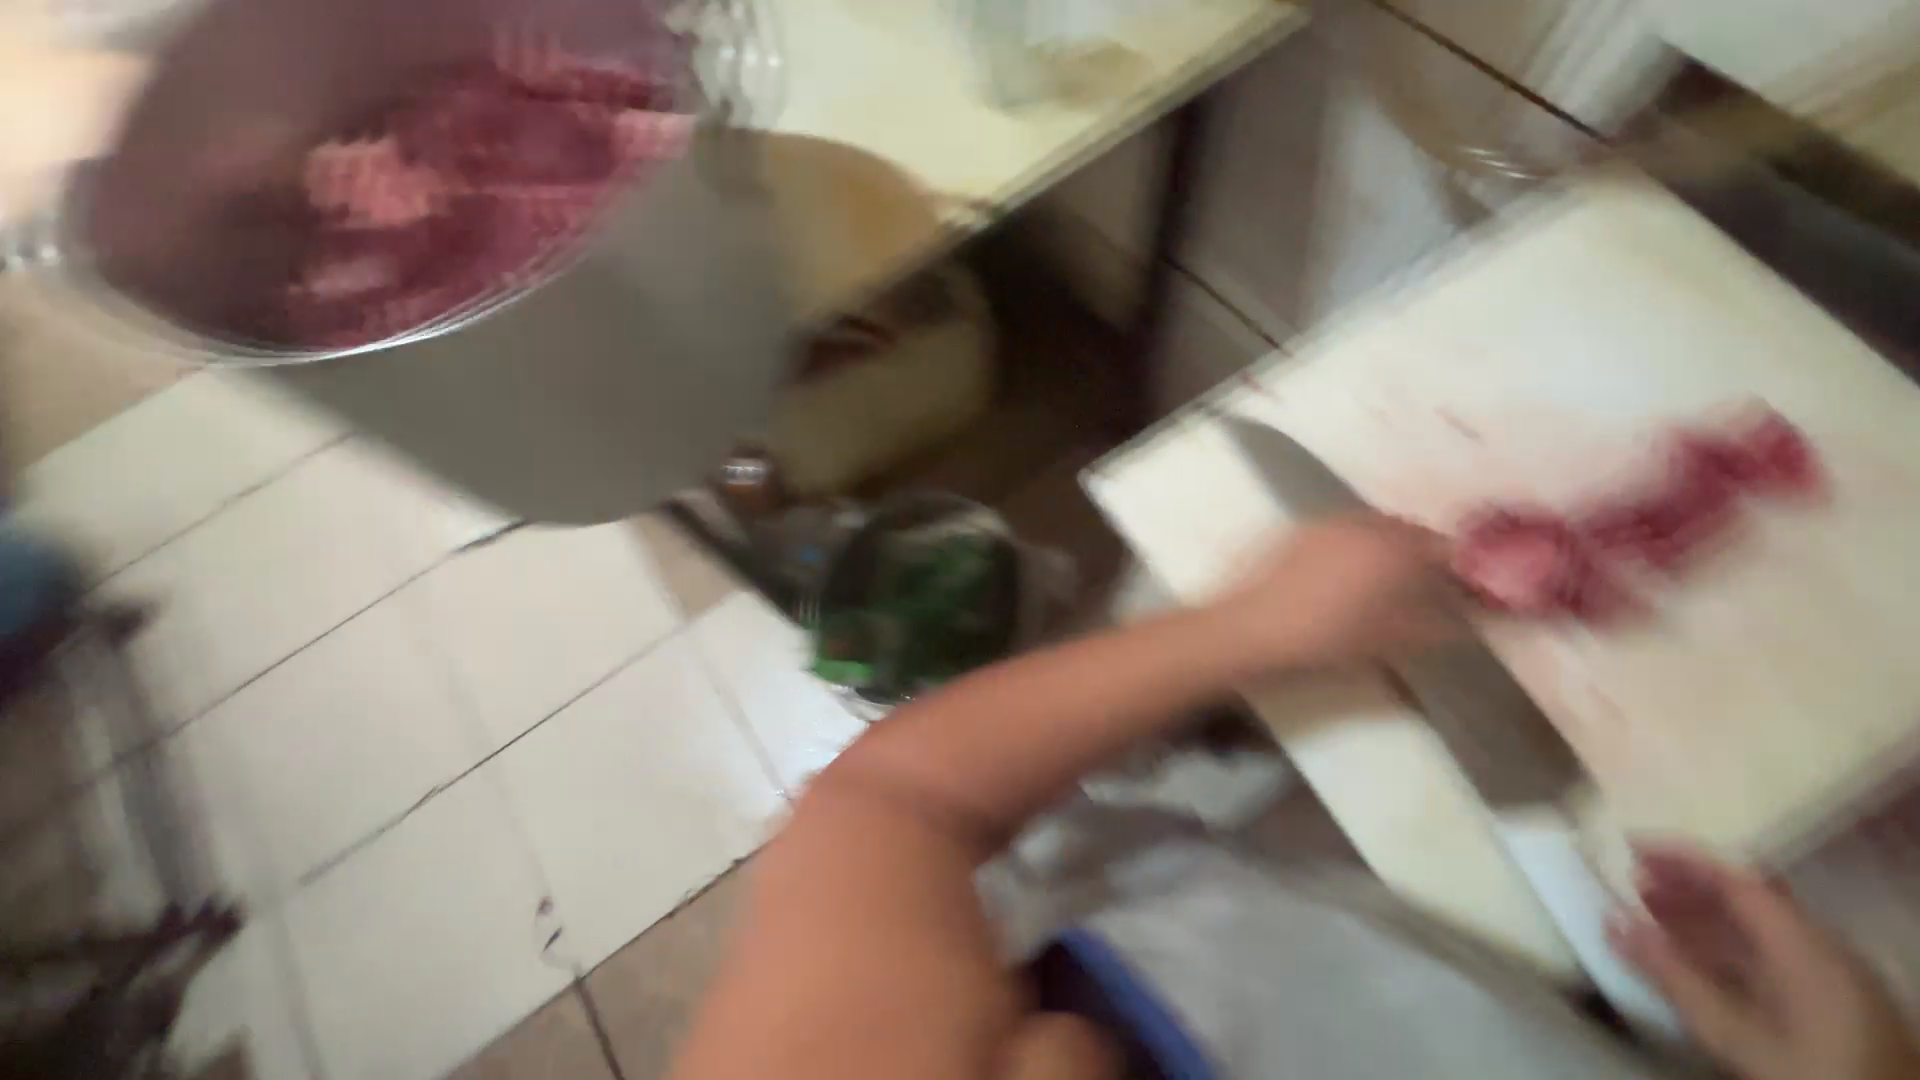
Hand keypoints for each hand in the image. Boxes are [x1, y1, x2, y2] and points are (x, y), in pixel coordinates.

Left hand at [1211, 513, 1463, 669]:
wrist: (1250, 629)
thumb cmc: (1325, 638)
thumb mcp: (1391, 640)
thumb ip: (1437, 626)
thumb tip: (1466, 621)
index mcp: (1395, 547)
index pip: (1446, 548)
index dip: (1460, 569)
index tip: (1465, 590)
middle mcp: (1364, 524)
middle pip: (1409, 532)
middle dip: (1423, 555)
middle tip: (1426, 586)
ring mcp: (1325, 522)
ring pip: (1373, 527)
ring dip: (1387, 547)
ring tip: (1384, 582)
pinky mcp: (1295, 531)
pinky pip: (1340, 531)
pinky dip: (1353, 546)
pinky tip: (1343, 576)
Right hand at [1610, 845, 1919, 1079]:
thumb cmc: (1806, 1072)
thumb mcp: (1729, 1029)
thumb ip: (1669, 972)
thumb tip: (1611, 917)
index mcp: (1807, 948)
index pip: (1737, 881)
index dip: (1680, 857)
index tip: (1628, 845)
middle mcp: (1827, 954)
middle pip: (1749, 901)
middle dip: (1685, 886)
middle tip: (1631, 880)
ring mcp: (1837, 983)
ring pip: (1758, 931)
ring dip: (1700, 917)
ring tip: (1648, 914)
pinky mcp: (1837, 1010)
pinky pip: (1771, 957)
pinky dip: (1723, 946)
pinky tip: (1690, 959)